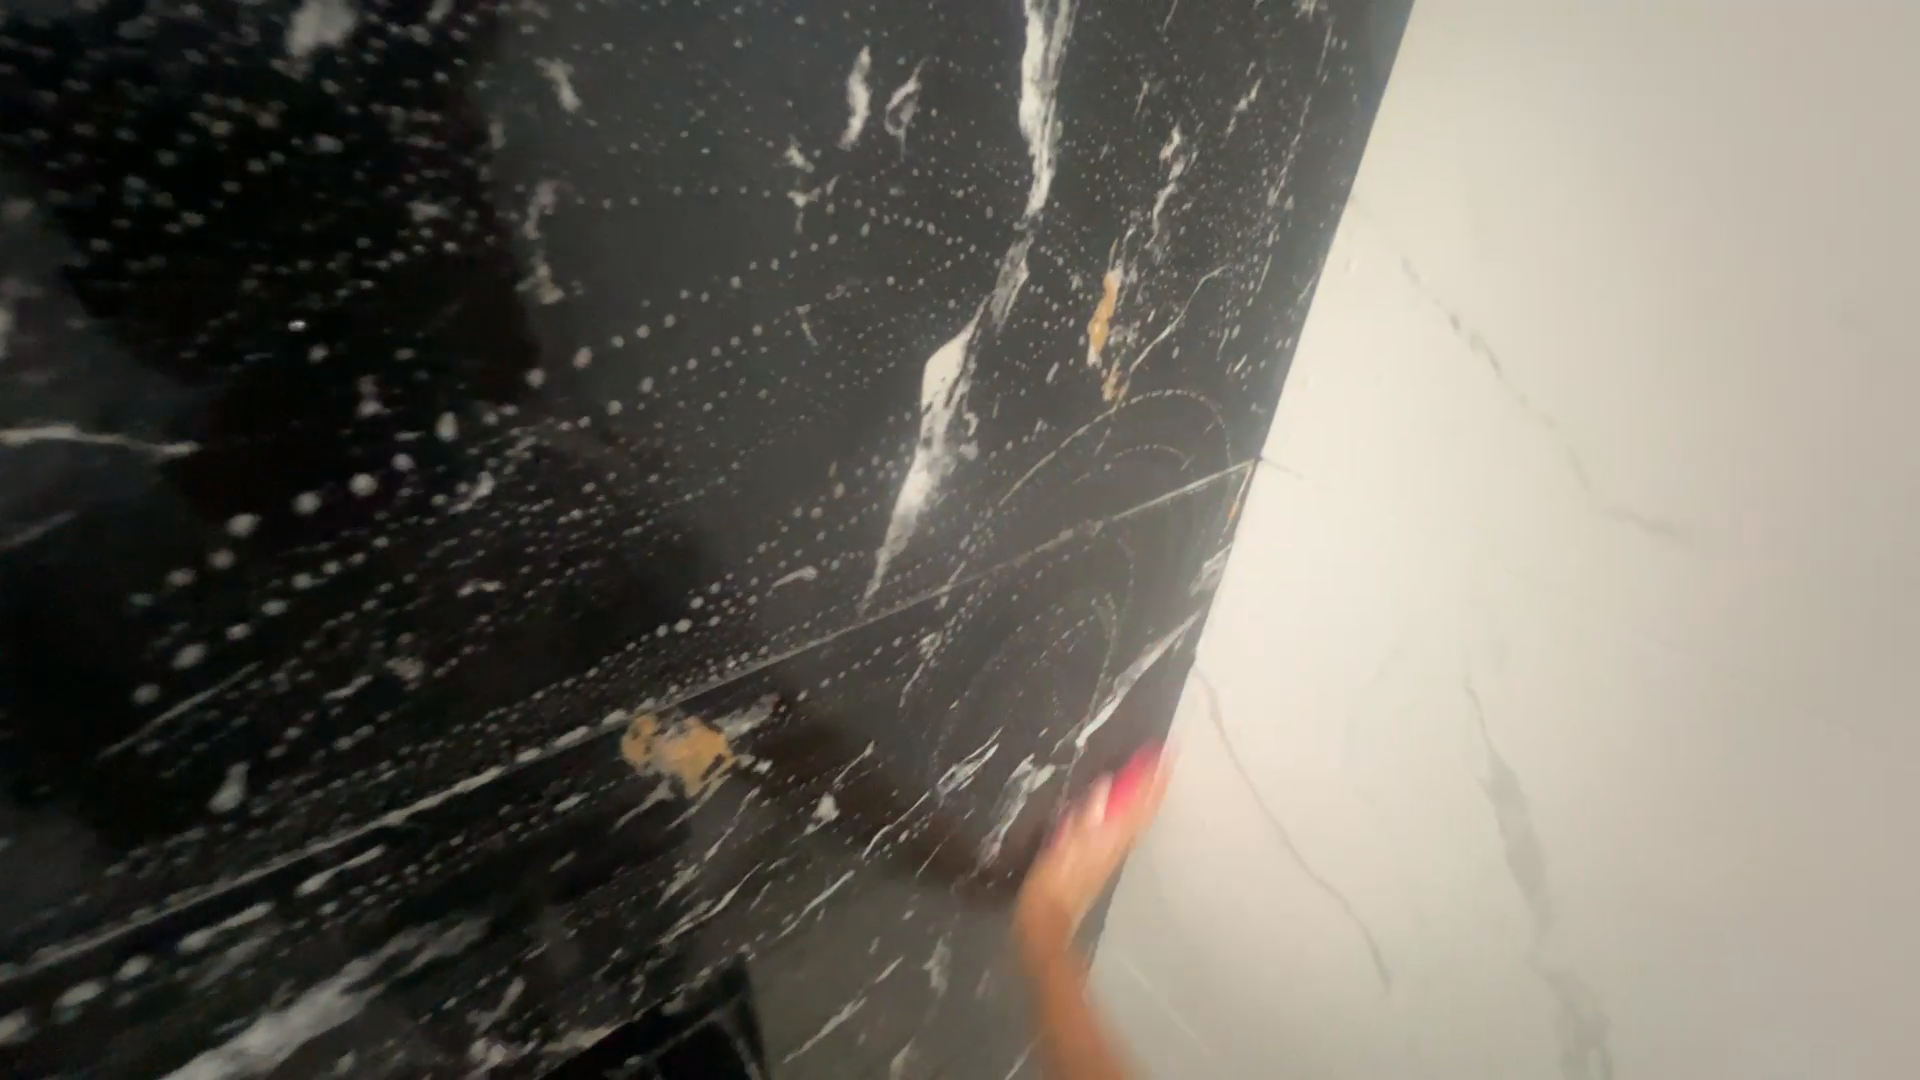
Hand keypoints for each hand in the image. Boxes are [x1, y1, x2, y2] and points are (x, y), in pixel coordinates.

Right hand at [1014, 744, 1170, 951]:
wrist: (1049, 919)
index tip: (1162, 752)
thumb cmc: (1051, 882)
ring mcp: (1115, 848)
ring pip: (1141, 815)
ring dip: (1151, 792)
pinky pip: (1131, 824)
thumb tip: (1104, 788)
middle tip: (1169, 754)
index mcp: (1108, 835)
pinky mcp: (1107, 853)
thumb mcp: (1062, 849)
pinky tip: (1138, 800)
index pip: (1136, 801)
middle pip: (1144, 807)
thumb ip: (1084, 820)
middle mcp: (1118, 839)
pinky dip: (1140, 807)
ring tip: (1161, 770)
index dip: (1149, 776)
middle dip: (1156, 781)